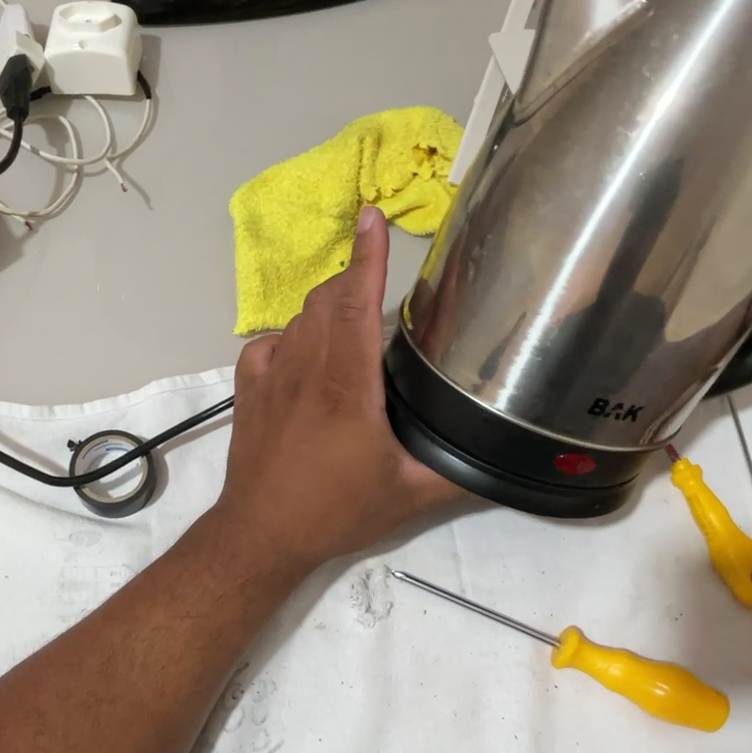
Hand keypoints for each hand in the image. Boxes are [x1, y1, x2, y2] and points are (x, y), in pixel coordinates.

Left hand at [210, 206, 459, 568]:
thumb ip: (457, 476)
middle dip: (353, 280)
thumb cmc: (334, 513)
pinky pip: (267, 344)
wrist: (261, 534)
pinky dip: (290, 340)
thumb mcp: (406, 497)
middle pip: (326, 300)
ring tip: (349, 329)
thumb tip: (504, 466)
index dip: (368, 257)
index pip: (357, 304)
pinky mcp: (247, 393)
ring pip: (298, 320)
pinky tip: (304, 359)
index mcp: (347, 387)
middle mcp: (305, 370)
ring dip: (325, 311)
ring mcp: (270, 379)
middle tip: (379, 291)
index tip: (374, 217)